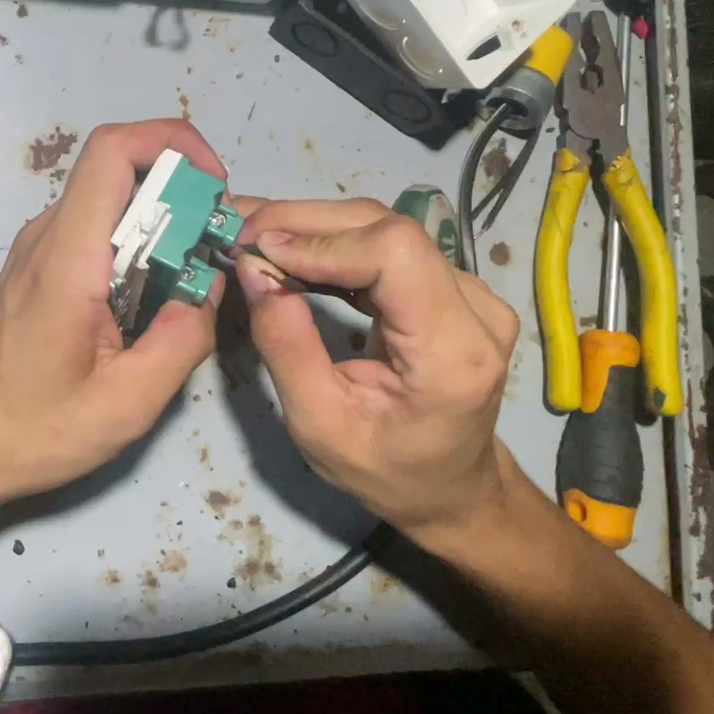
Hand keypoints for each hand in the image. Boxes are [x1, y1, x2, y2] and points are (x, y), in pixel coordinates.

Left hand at [0, 120, 227, 504]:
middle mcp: (47, 235)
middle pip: (118, 171)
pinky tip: (149, 300)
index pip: (112, 151)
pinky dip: (136, 245)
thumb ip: (181, 339)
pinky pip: (95, 231)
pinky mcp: (37, 267)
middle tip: (213, 249)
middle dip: (180, 192)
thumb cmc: (33, 430)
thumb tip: (206, 285)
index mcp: (67, 256)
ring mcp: (37, 248)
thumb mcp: (126, 403)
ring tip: (189, 281)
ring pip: (110, 202)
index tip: (215, 187)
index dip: (173, 143)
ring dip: (160, 223)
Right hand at [231, 197, 519, 541]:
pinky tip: (288, 249)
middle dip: (304, 223)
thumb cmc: (385, 470)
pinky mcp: (451, 286)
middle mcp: (476, 309)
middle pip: (387, 228)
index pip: (395, 254)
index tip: (259, 251)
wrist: (449, 489)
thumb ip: (286, 345)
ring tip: (252, 235)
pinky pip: (385, 244)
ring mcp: (470, 292)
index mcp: (453, 352)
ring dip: (312, 226)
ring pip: (383, 227)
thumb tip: (252, 269)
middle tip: (238, 231)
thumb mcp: (318, 423)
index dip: (322, 242)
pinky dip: (330, 241)